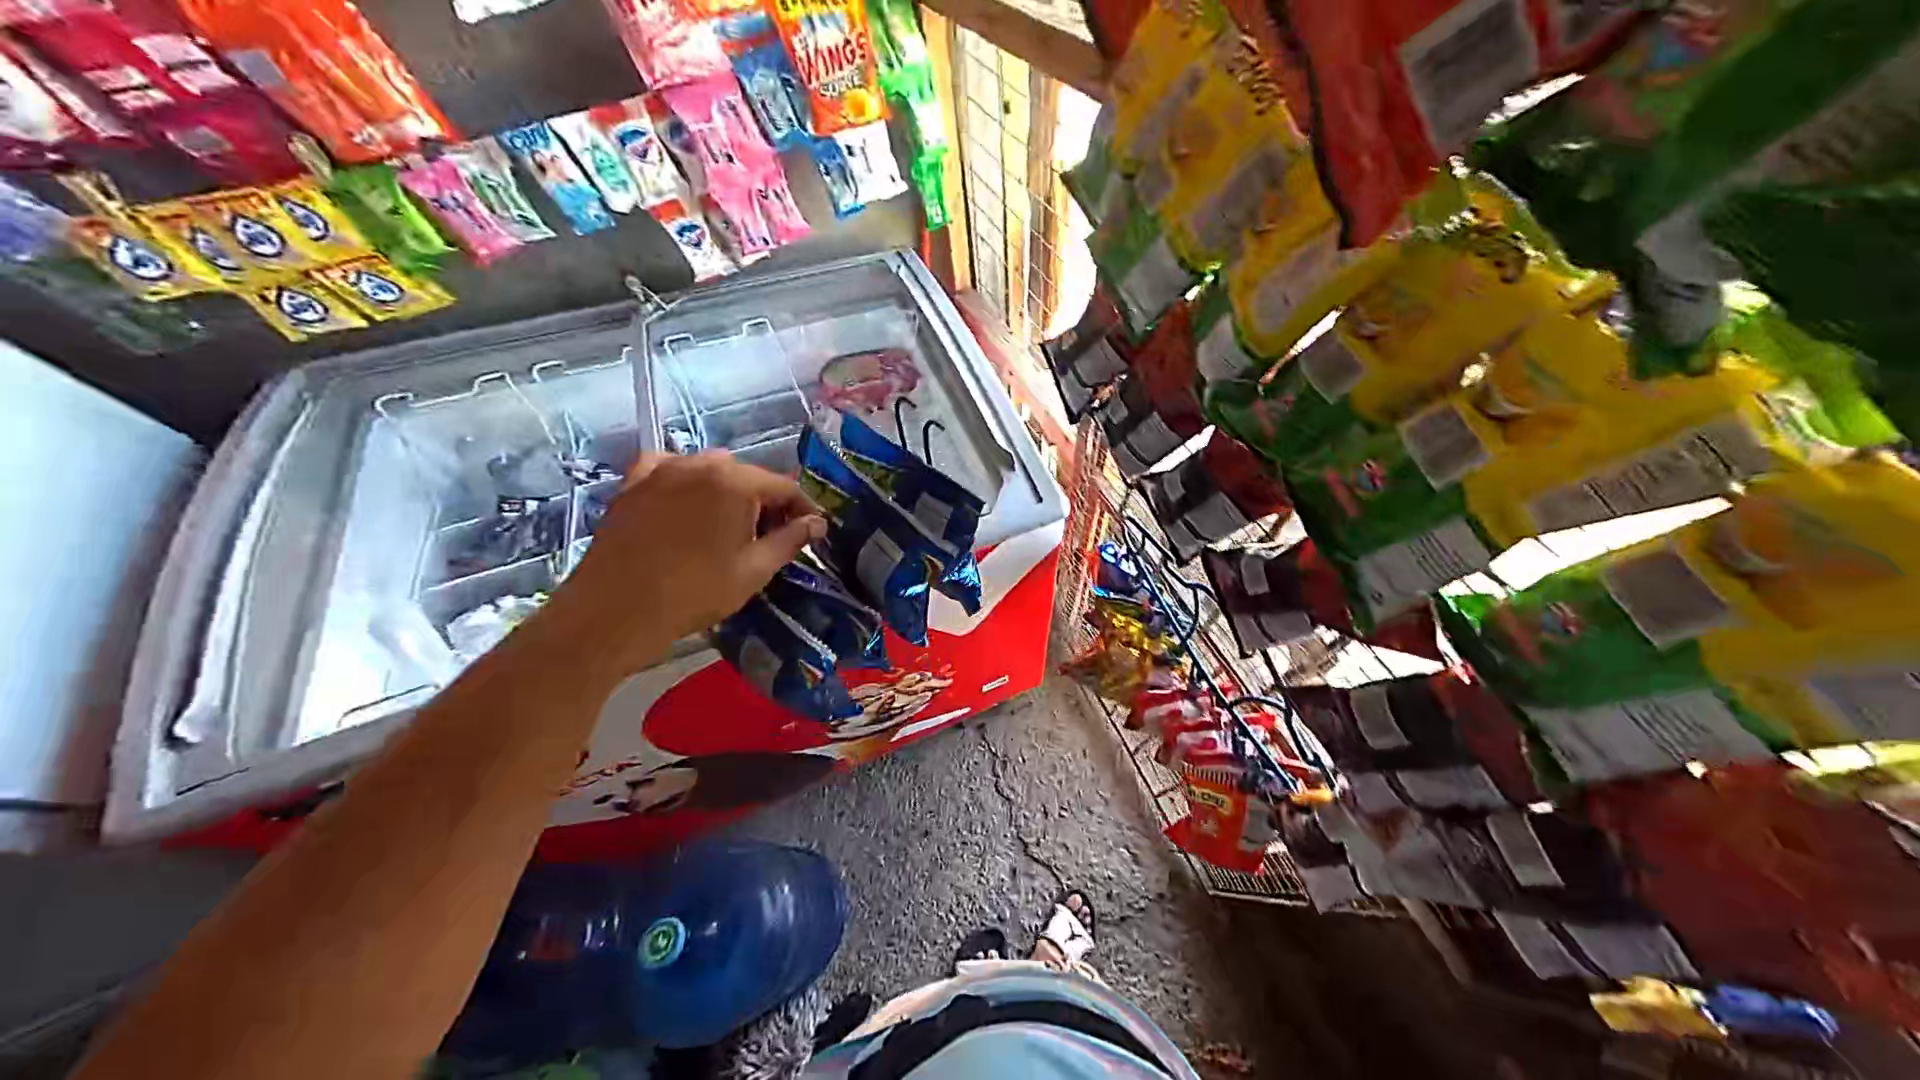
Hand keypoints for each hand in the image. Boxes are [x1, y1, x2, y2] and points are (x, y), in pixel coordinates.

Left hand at [541, 452, 825, 674]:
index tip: (811, 532)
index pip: (784, 486)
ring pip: (709, 471)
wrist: (615, 611)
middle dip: (765, 502)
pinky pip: (669, 471)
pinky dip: (685, 482)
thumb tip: (817, 522)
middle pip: (747, 476)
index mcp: (735, 482)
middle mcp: (700, 464)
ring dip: (726, 492)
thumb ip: (790, 540)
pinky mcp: (633, 484)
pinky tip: (686, 504)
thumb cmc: (694, 593)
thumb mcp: (753, 571)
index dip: (803, 509)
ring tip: (728, 527)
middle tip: (770, 536)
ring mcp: (662, 471)